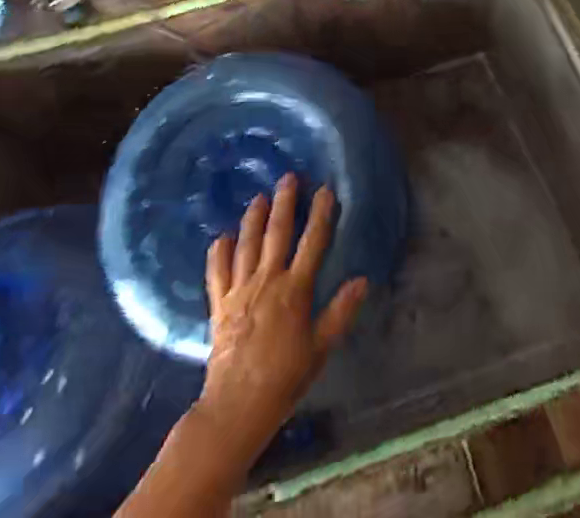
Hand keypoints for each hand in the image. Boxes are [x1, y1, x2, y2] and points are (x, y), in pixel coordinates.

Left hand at [198, 175, 366, 453]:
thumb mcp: (321, 347)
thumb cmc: (286, 377)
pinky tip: (220, 237)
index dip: (320, 214)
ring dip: (253, 219)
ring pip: (246, 245)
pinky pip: (217, 272)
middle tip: (288, 177)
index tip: (325, 190)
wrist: (238, 403)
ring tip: (258, 197)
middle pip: (276, 234)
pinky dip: (218, 252)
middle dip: (285, 203)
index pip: (312, 243)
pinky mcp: (219, 305)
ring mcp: (239, 290)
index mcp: (295, 290)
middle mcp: (267, 281)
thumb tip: (362, 279)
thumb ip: (340, 311)